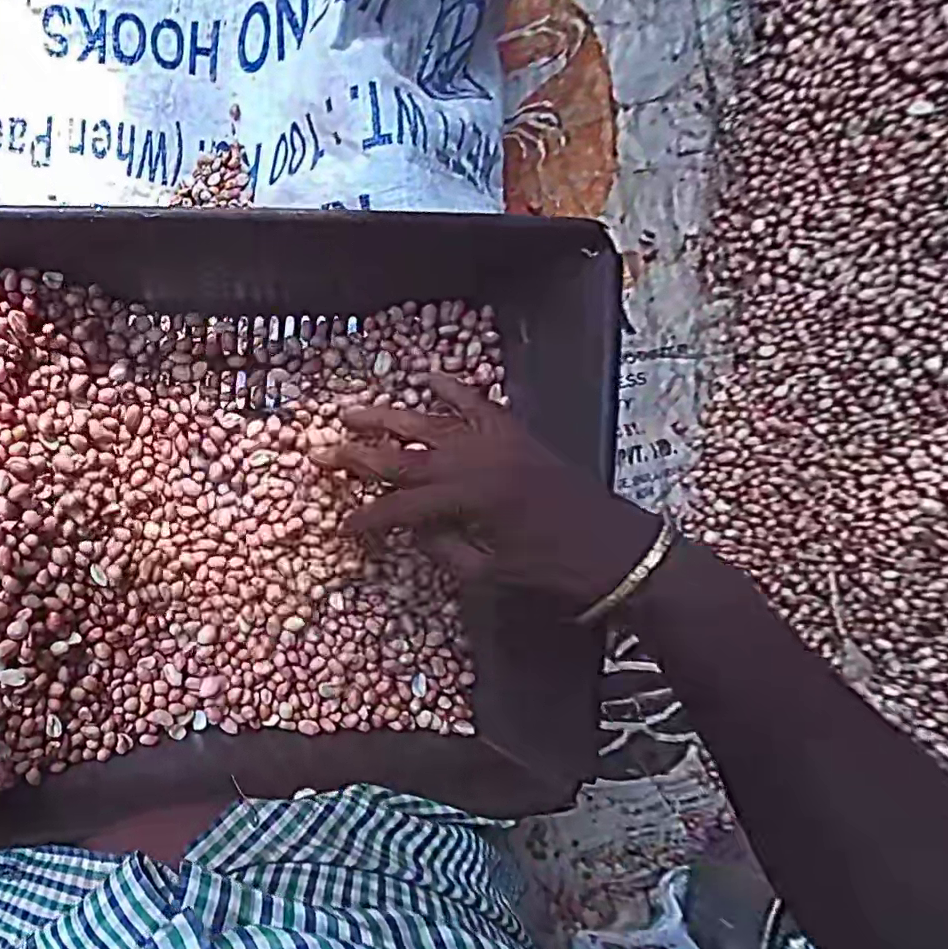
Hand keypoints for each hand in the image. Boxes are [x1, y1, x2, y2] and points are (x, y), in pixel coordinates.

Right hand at [315, 374, 659, 610]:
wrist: (623, 554)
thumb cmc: (552, 572)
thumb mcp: (487, 573)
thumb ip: (439, 546)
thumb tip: (408, 526)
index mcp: (471, 499)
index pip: (402, 507)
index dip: (369, 518)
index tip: (344, 526)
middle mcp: (478, 461)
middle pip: (403, 456)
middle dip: (359, 457)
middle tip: (324, 453)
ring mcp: (498, 442)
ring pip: (430, 423)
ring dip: (387, 417)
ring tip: (352, 412)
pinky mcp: (516, 435)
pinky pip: (478, 404)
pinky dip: (454, 388)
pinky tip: (428, 375)